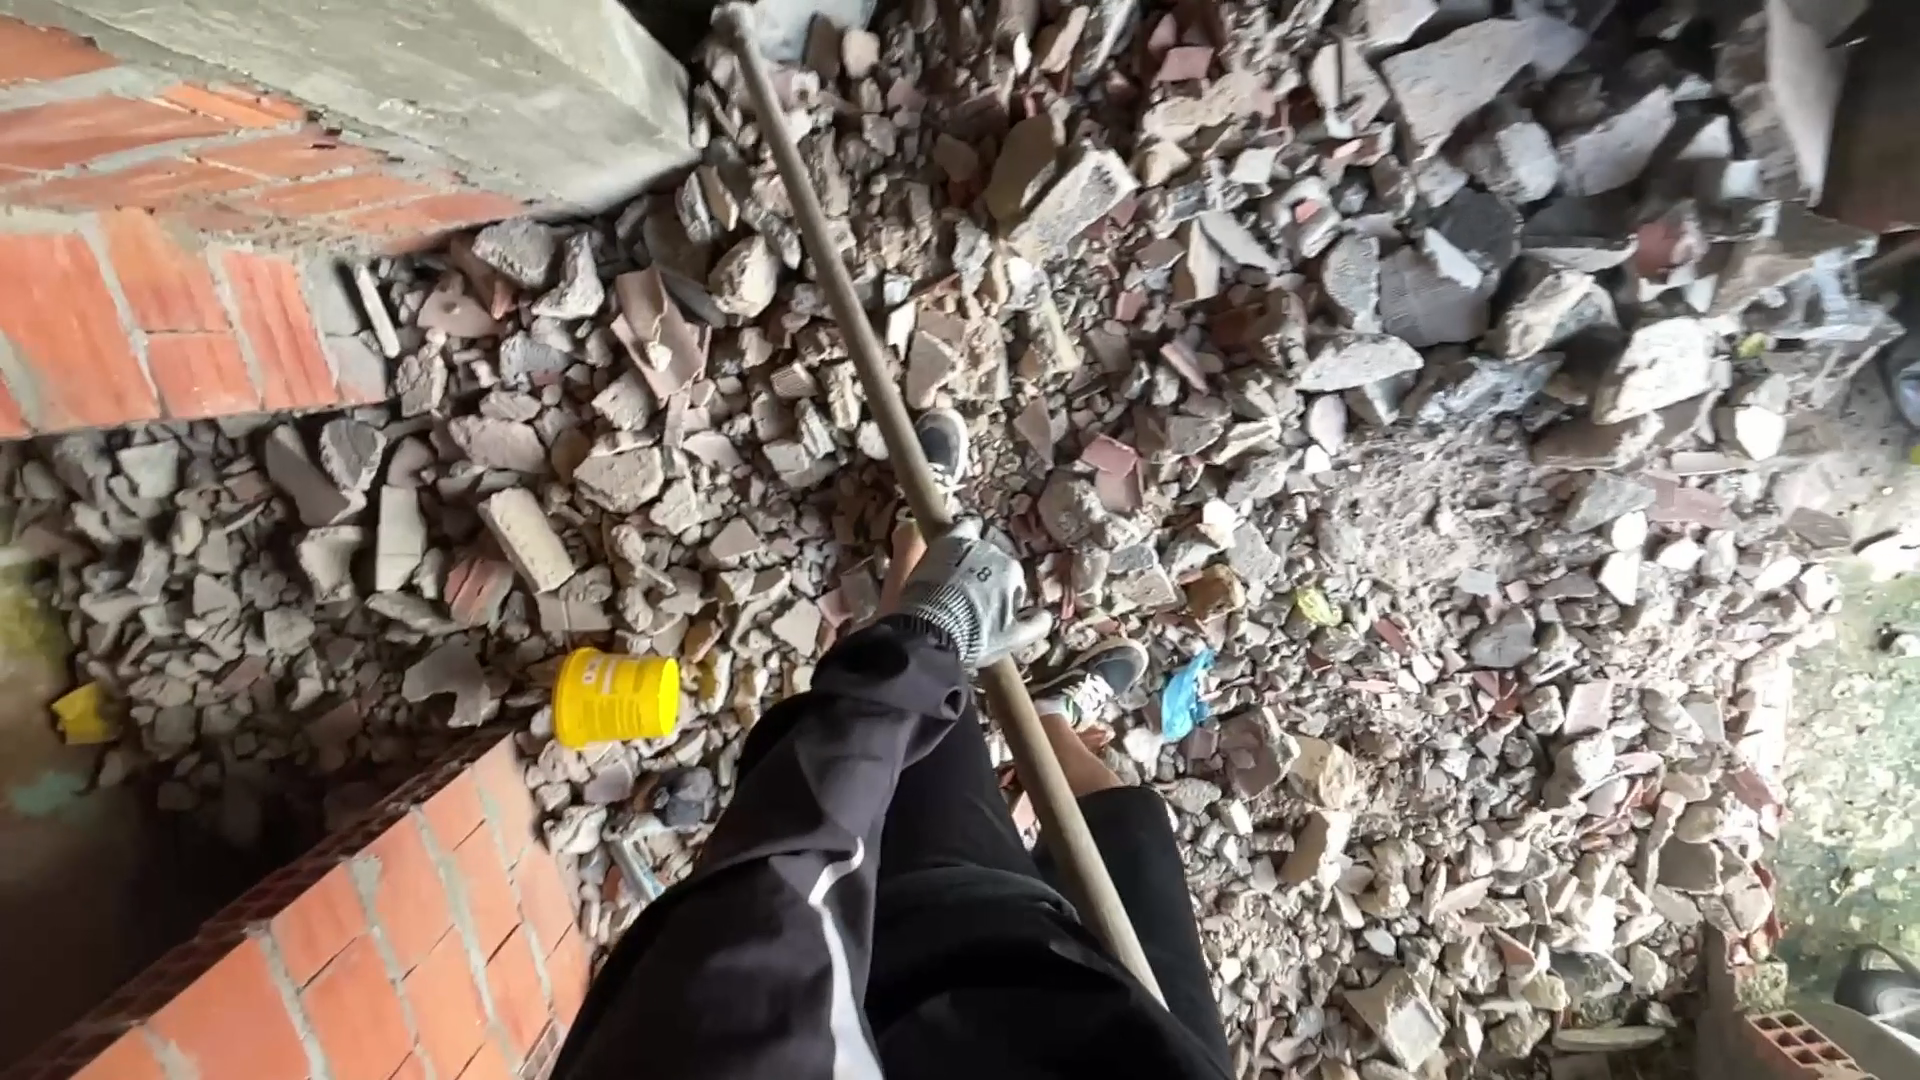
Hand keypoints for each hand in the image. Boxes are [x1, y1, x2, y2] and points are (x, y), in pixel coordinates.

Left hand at [898, 519, 1052, 668]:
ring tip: (968, 568)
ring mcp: (972, 545)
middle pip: (998, 560)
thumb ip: (1038, 626)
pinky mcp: (948, 540)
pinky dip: (969, 530)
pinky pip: (966, 524)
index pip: (1013, 579)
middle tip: (976, 592)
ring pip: (984, 539)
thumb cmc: (974, 637)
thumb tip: (1048, 616)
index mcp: (1013, 574)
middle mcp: (996, 554)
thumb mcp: (1013, 639)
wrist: (932, 630)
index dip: (1004, 594)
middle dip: (991, 574)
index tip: (992, 607)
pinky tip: (962, 540)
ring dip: (981, 550)